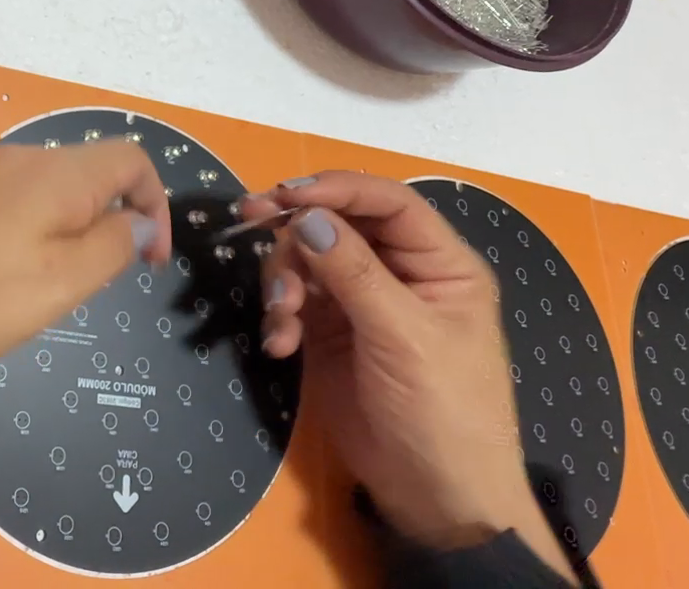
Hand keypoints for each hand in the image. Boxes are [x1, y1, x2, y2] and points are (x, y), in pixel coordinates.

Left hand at [0, 141, 169, 374]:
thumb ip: (108, 248)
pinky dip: (29, 232)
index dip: (154, 204)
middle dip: (109, 222)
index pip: (131, 159)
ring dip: (67, 231)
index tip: (149, 262)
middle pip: (90, 173)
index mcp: (57, 174)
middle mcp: (21, 159)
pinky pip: (11, 203)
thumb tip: (135, 221)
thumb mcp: (56, 286)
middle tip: (91, 284)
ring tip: (44, 288)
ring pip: (49, 191)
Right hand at [247, 172, 575, 582]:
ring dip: (283, 280)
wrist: (433, 500)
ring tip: (281, 319)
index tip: (285, 194)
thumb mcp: (404, 337)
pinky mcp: (327, 328)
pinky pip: (291, 298)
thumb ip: (353, 271)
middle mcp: (396, 271)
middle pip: (335, 222)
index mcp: (437, 263)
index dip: (337, 188)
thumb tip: (304, 216)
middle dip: (293, 227)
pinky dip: (279, 315)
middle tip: (247, 216)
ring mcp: (358, 299)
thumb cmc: (442, 412)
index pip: (386, 202)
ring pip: (305, 257)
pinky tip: (280, 345)